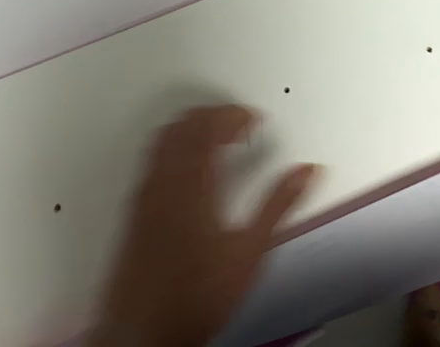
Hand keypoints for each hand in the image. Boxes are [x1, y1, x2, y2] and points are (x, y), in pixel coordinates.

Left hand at [91, 105, 318, 346]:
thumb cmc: (195, 296)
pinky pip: (149, 161)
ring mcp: (144, 195)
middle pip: (184, 125)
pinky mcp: (133, 212)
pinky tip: (185, 170)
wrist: (145, 333)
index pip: (210, 124)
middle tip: (237, 124)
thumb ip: (279, 203)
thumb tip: (306, 171)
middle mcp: (164, 181)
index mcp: (194, 181)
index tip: (253, 119)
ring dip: (190, 129)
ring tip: (214, 139)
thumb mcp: (251, 250)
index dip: (234, 114)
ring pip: (163, 139)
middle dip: (213, 116)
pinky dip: (172, 149)